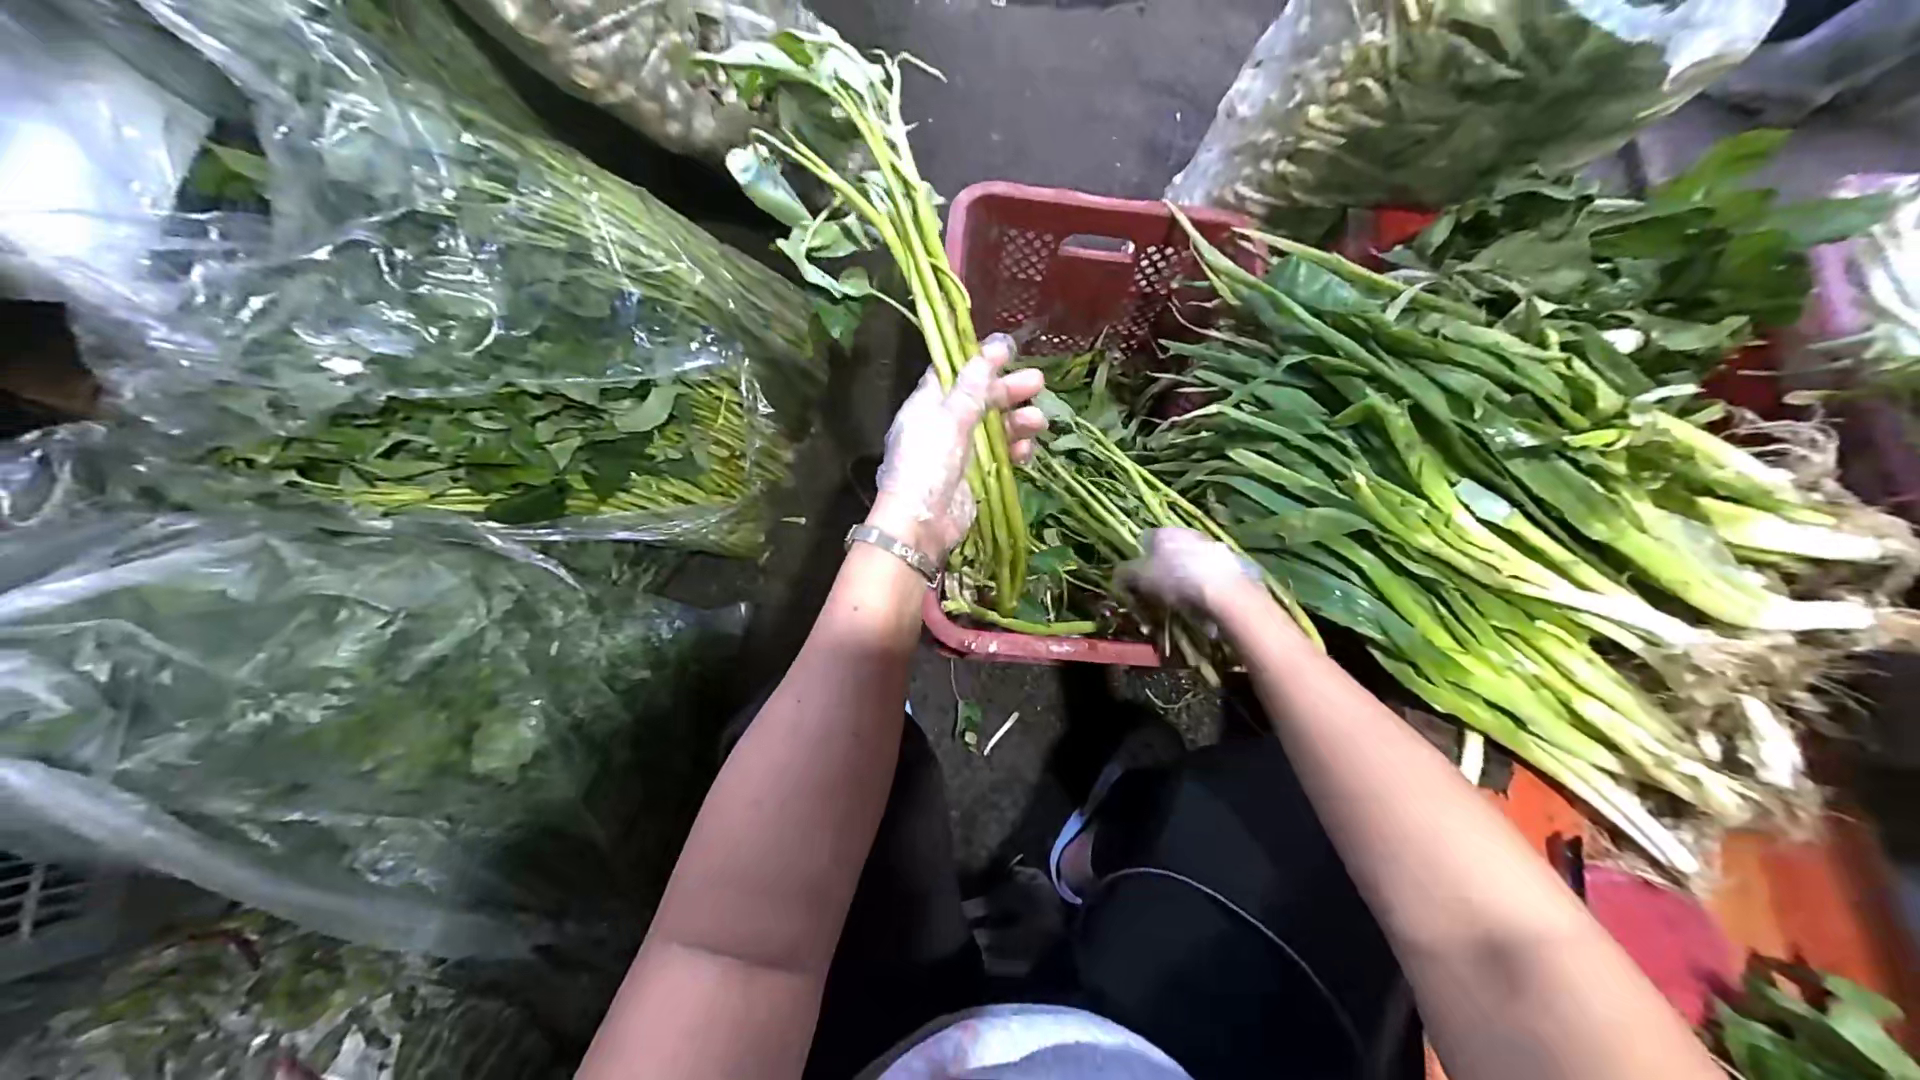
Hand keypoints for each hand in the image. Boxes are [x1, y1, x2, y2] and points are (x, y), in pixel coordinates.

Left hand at [867, 334, 1046, 560]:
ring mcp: (960, 452)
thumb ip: (971, 388)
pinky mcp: (975, 477)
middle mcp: (944, 425)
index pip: (956, 374)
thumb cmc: (927, 465)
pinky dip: (1014, 452)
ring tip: (1038, 422)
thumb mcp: (948, 419)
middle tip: (1038, 383)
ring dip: (1017, 422)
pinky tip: (1027, 452)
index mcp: (928, 405)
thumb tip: (990, 350)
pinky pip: (1000, 457)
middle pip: (981, 399)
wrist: (920, 524)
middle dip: (1009, 391)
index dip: (982, 361)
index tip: (1010, 350)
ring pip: (995, 428)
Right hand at [1119, 527, 1262, 616]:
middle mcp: (1188, 533)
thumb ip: (1124, 574)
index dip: (1140, 560)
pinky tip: (1203, 605)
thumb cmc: (1174, 580)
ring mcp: (1213, 546)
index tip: (1140, 581)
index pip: (1145, 540)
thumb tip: (1117, 575)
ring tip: (1183, 604)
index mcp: (1164, 532)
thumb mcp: (1139, 578)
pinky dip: (1205, 587)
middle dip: (1164, 569)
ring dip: (1186, 579)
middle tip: (1160, 593)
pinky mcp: (1232, 563)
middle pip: (1170, 551)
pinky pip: (1210, 575)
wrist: (1224, 592)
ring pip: (1191, 563)